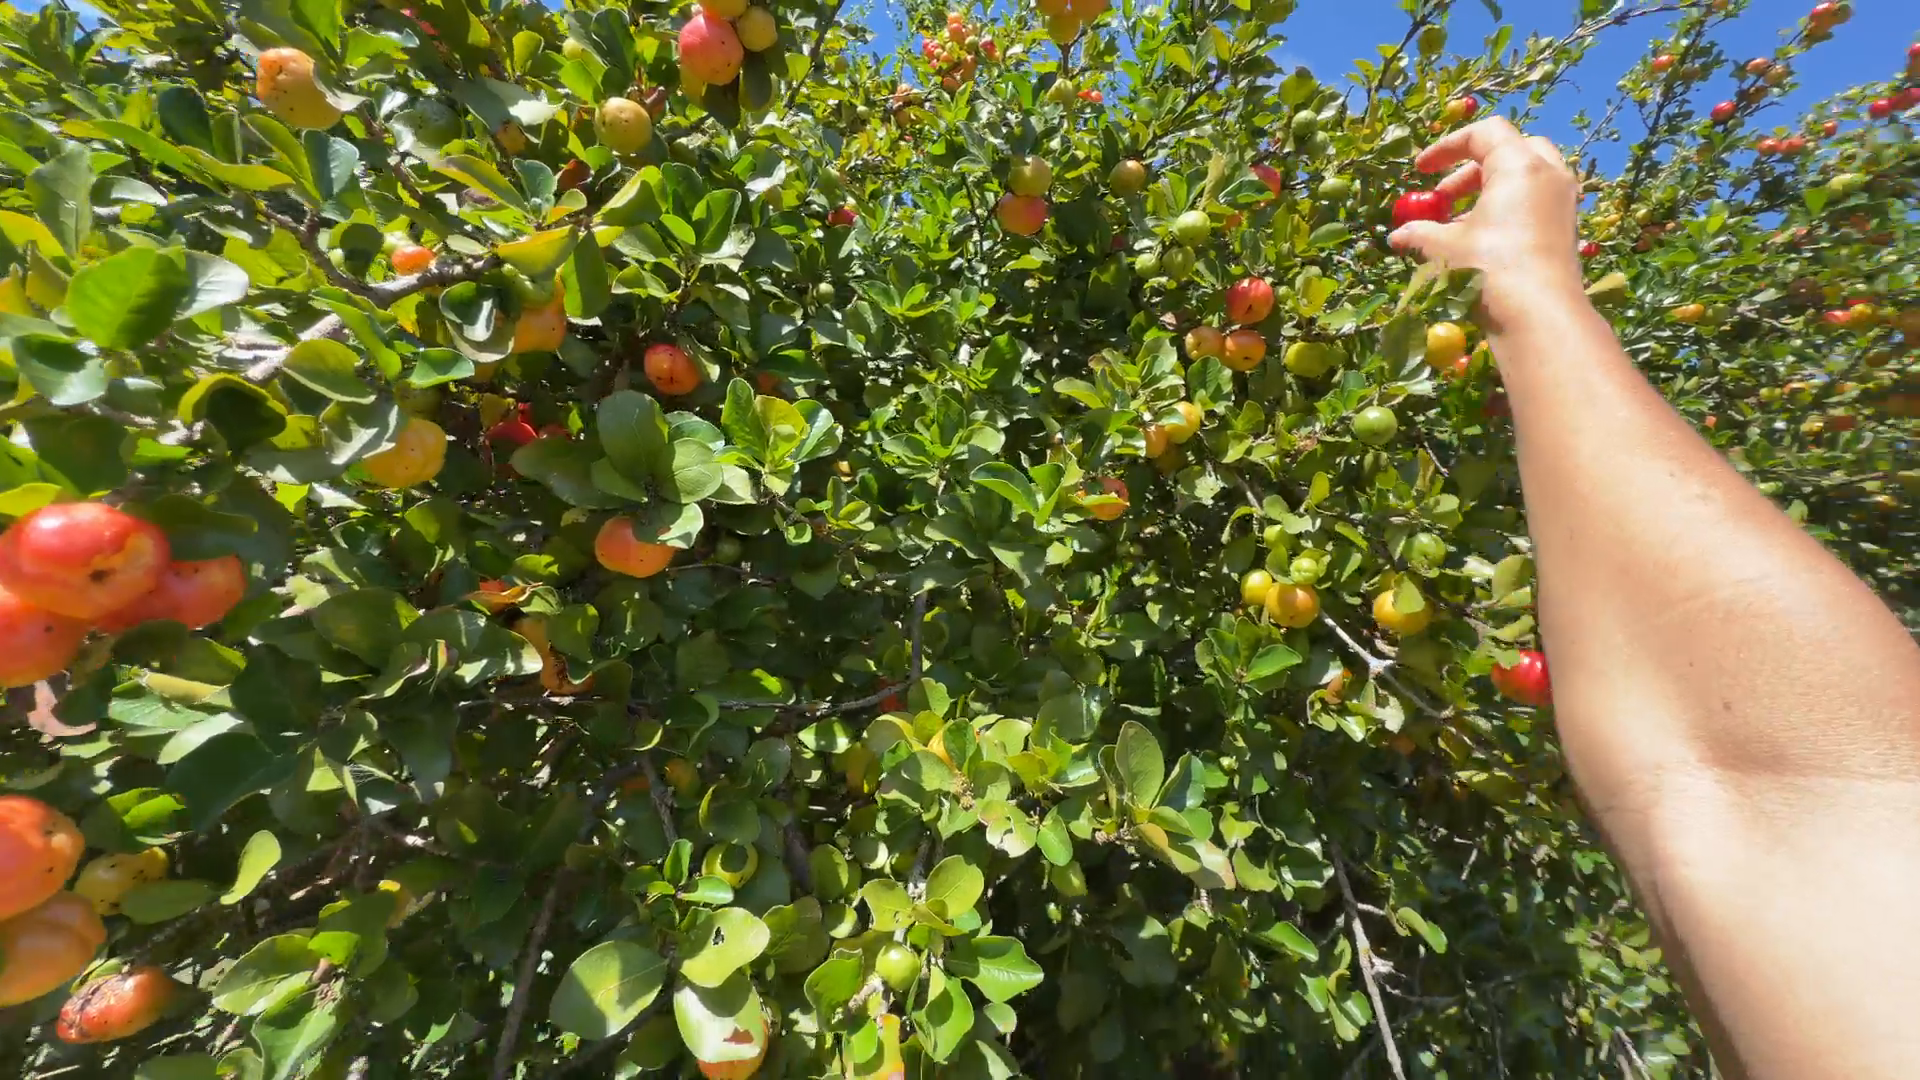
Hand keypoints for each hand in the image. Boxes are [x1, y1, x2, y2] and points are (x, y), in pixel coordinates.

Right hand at [1388, 118, 1583, 317]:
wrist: (1537, 310)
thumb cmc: (1488, 267)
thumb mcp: (1443, 247)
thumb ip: (1419, 233)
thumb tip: (1398, 234)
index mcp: (1518, 167)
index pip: (1484, 134)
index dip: (1447, 147)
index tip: (1420, 170)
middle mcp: (1548, 172)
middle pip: (1508, 151)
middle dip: (1469, 170)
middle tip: (1442, 198)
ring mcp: (1562, 198)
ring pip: (1523, 175)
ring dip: (1487, 190)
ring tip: (1457, 220)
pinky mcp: (1564, 223)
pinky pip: (1533, 199)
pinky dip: (1505, 206)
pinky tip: (1482, 237)